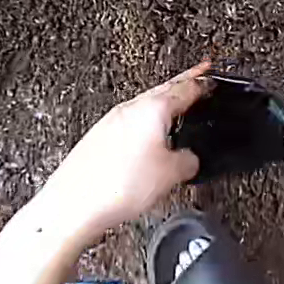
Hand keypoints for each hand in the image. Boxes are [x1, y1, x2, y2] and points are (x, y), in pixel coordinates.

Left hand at [40, 61, 209, 235]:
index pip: (186, 88)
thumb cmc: (116, 186)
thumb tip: (189, 159)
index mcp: (153, 109)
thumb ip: (188, 161)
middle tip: (198, 76)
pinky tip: (148, 138)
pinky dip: (146, 121)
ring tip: (177, 107)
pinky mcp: (99, 137)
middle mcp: (131, 108)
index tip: (211, 77)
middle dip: (184, 82)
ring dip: (165, 102)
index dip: (203, 83)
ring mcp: (112, 121)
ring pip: (146, 104)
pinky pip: (131, 121)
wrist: (71, 207)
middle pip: (165, 88)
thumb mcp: (171, 175)